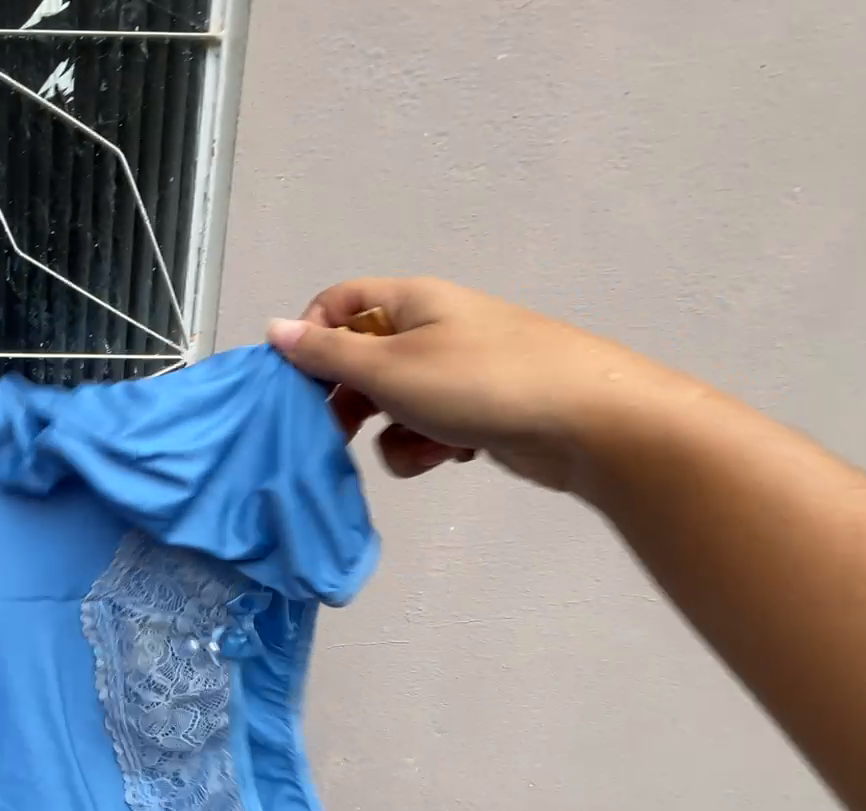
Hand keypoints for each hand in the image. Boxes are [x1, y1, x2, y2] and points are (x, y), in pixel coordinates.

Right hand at [268, 277, 671, 491]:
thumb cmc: (480, 382)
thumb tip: (273, 330)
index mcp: (409, 302)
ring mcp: (454, 371)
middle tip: (336, 431)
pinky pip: (422, 425)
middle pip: (358, 359)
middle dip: (345, 398)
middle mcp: (429, 329)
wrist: (592, 424)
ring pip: (388, 401)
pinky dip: (424, 444)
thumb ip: (325, 353)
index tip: (299, 380)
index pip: (336, 303)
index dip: (311, 337)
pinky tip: (448, 453)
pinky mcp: (473, 409)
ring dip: (389, 430)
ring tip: (416, 443)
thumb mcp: (388, 367)